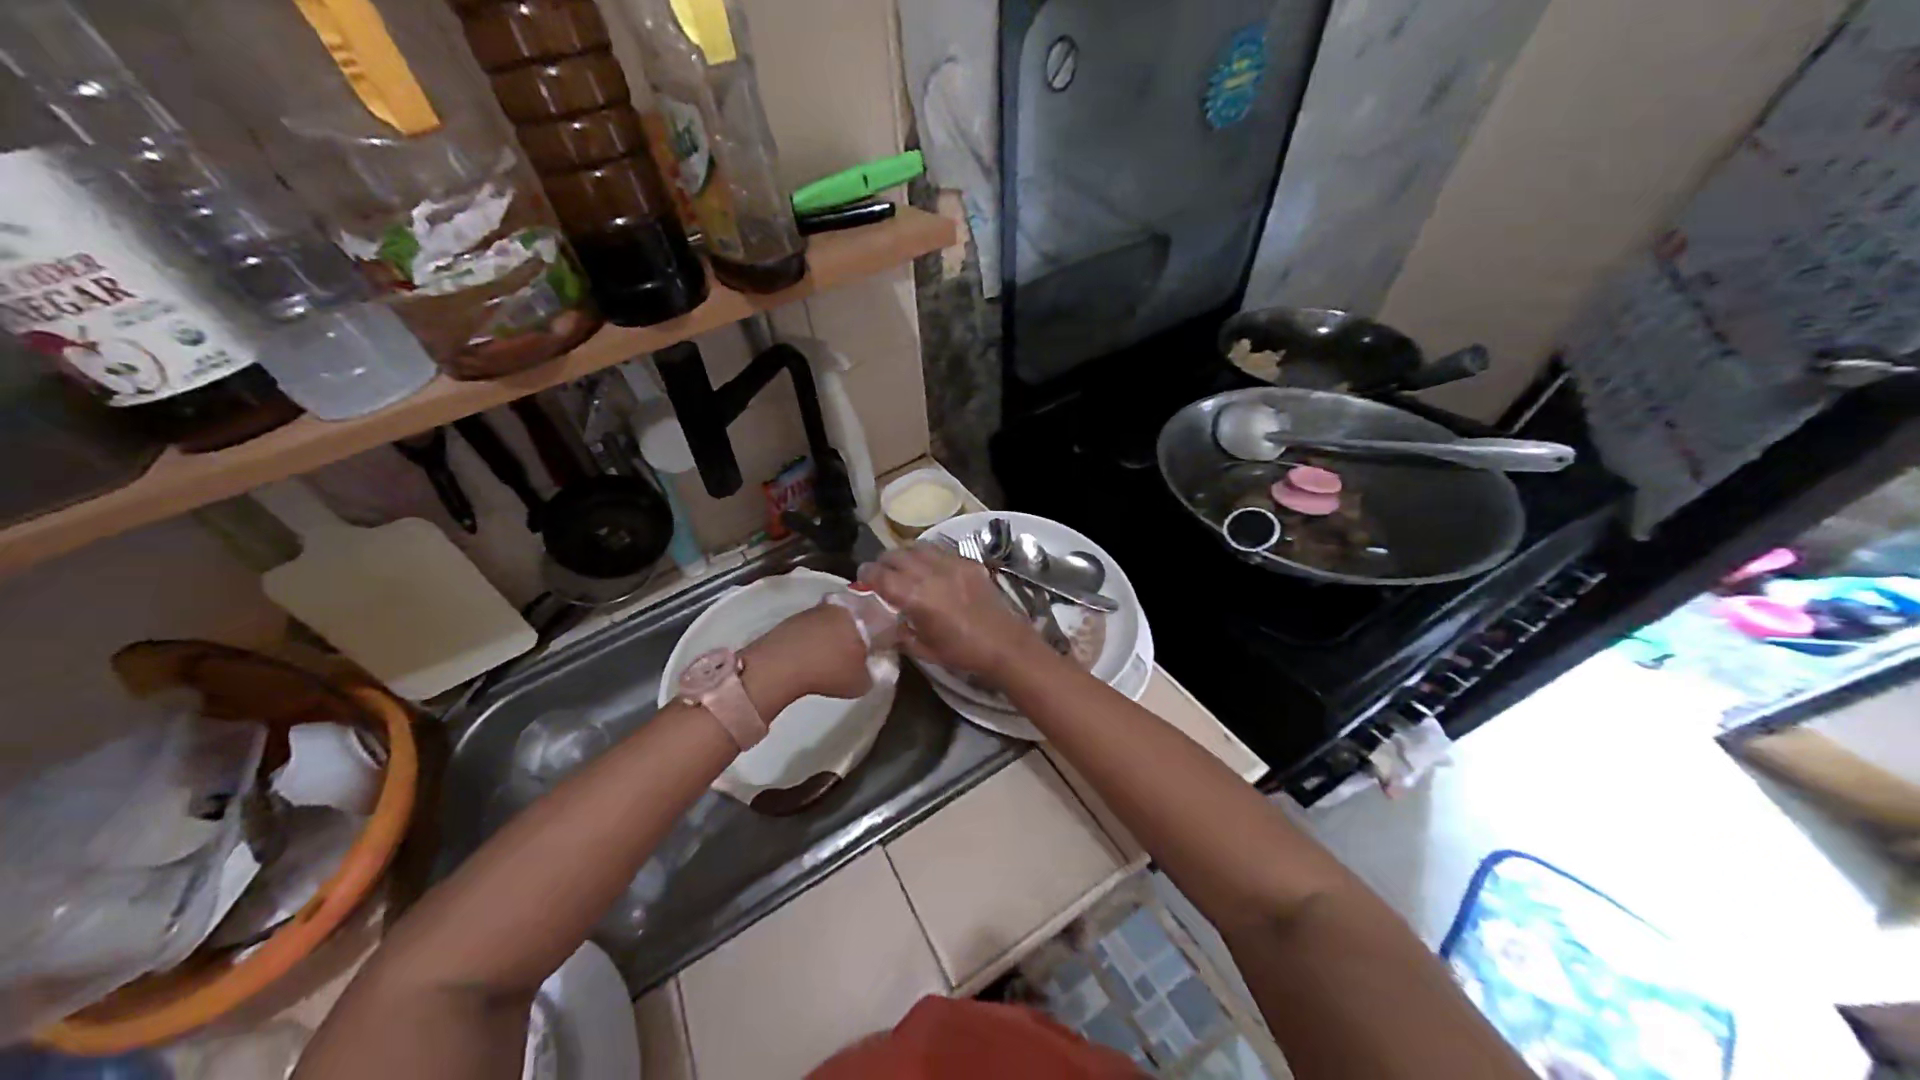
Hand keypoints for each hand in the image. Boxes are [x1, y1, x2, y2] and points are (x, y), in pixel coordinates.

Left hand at [744, 605, 872, 707]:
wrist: (781, 665)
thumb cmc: (829, 671)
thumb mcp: (862, 683)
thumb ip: (873, 672)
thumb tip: (871, 667)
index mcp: (863, 616)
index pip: (881, 622)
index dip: (882, 637)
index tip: (879, 651)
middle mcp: (840, 607)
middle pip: (855, 619)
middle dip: (856, 634)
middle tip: (854, 655)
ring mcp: (815, 610)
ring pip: (832, 622)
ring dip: (833, 636)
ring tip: (830, 658)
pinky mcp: (793, 618)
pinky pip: (812, 628)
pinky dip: (814, 639)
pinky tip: (810, 656)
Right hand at [857, 544, 1044, 680]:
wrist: (1005, 644)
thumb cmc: (962, 652)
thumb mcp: (924, 649)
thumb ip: (901, 633)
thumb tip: (887, 625)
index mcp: (915, 597)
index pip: (881, 576)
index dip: (867, 574)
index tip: (861, 577)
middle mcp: (930, 573)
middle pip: (896, 555)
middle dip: (883, 562)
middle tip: (880, 572)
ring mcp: (951, 564)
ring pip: (918, 547)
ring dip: (905, 554)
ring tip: (903, 565)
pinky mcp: (968, 562)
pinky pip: (940, 550)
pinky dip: (928, 555)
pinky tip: (929, 567)